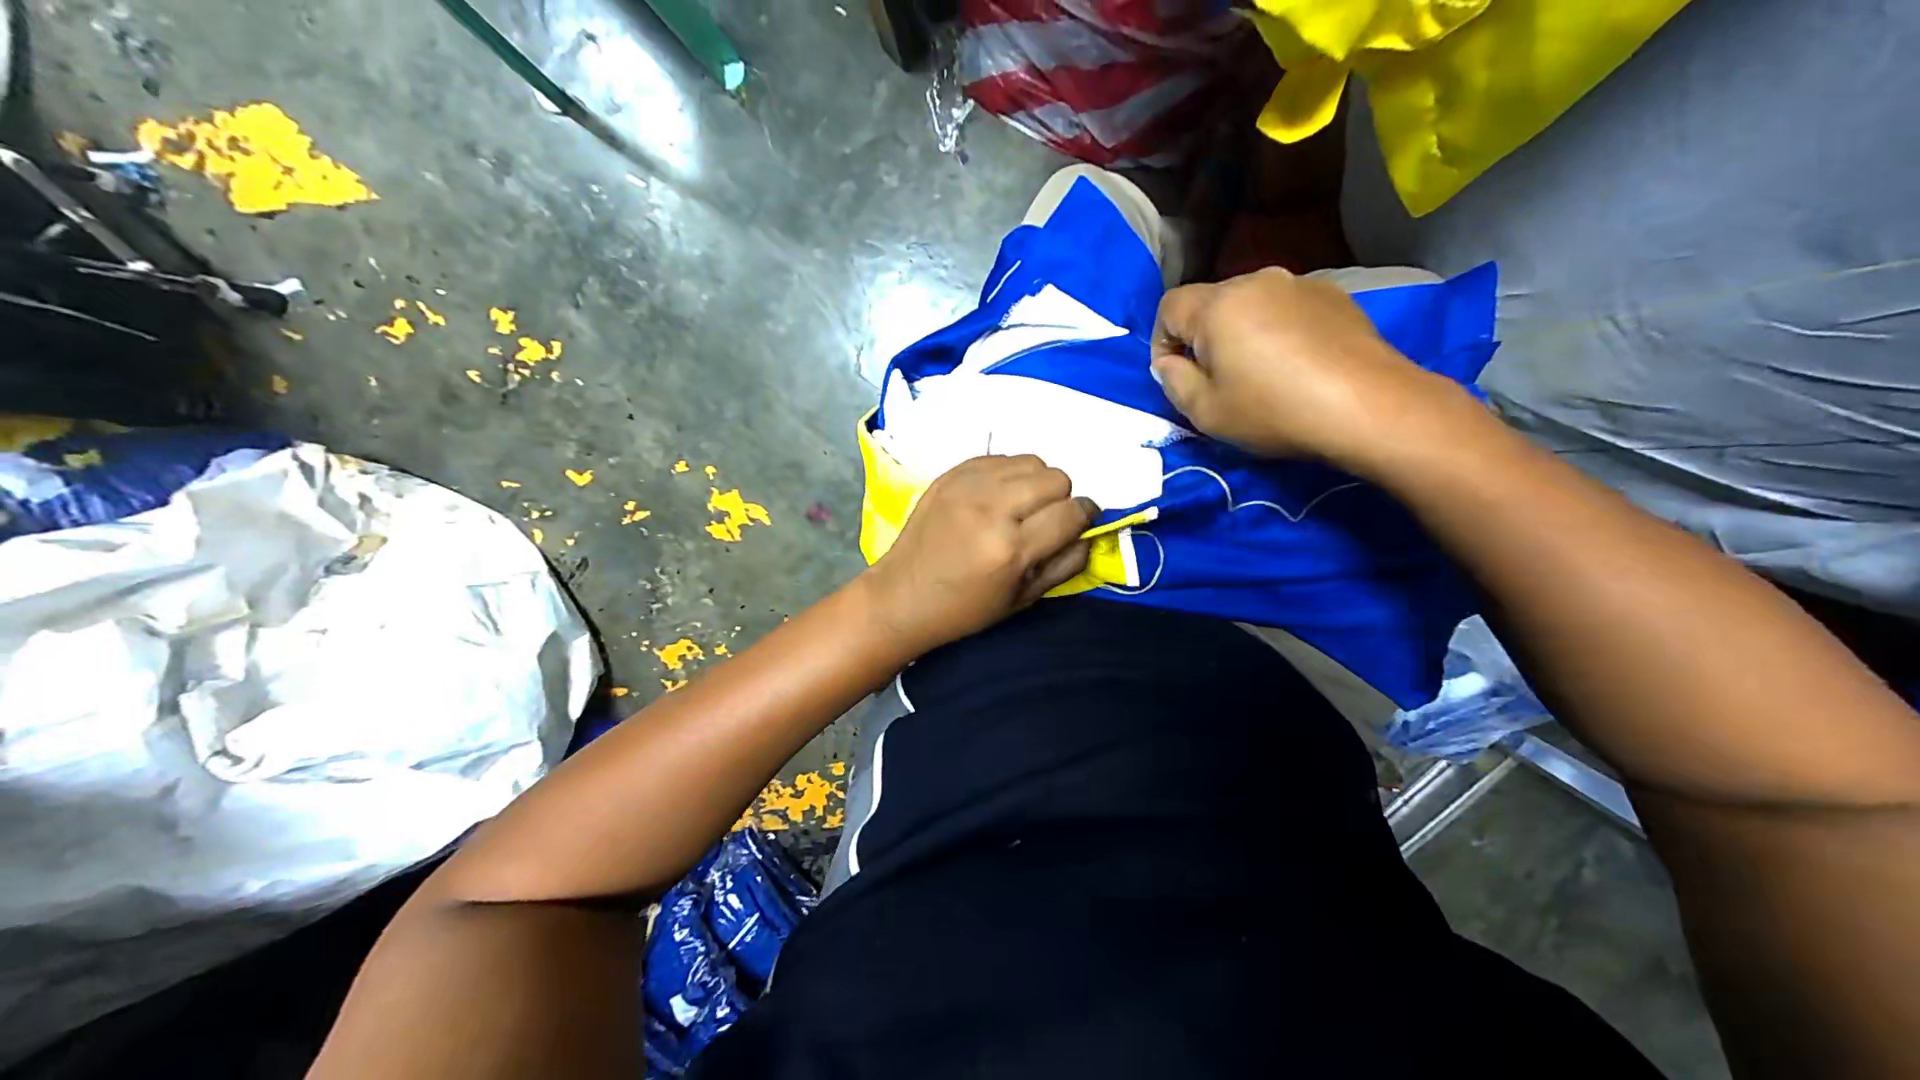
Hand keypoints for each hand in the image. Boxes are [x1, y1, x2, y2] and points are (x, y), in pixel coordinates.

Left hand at [858, 455, 1095, 652]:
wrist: (902, 596)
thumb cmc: (965, 609)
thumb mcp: (1023, 599)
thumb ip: (1065, 564)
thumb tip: (1090, 533)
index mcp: (1011, 549)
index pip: (1072, 512)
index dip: (1084, 518)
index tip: (1077, 526)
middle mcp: (992, 509)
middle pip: (1056, 478)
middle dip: (1060, 499)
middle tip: (1042, 521)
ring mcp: (968, 487)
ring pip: (1031, 461)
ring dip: (1035, 483)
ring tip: (1018, 507)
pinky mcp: (950, 475)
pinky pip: (1000, 457)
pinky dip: (1007, 474)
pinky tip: (994, 498)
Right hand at [1149, 268, 1463, 470]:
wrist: (1370, 407)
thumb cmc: (1275, 411)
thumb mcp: (1205, 412)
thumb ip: (1173, 381)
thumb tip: (1170, 362)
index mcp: (1219, 305)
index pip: (1169, 307)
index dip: (1162, 341)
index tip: (1178, 376)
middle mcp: (1257, 280)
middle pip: (1211, 303)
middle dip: (1204, 337)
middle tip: (1219, 379)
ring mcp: (1300, 283)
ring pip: (1251, 304)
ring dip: (1244, 332)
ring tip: (1263, 372)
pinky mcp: (1335, 295)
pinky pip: (1287, 309)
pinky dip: (1280, 330)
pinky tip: (1298, 365)